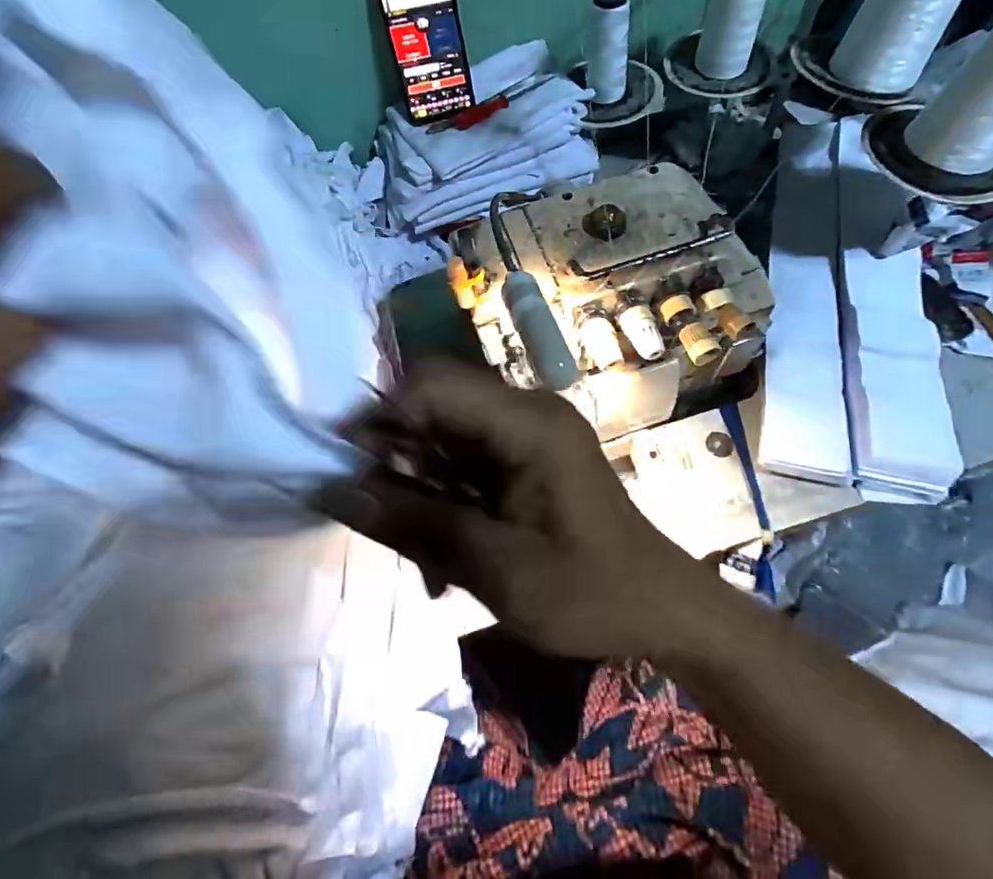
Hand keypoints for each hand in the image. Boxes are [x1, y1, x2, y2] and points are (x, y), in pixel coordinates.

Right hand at [313, 359, 726, 659]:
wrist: (659, 608)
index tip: (347, 468)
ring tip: (419, 552)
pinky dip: (442, 498)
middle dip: (396, 457)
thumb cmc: (588, 592)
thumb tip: (333, 489)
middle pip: (434, 405)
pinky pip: (465, 459)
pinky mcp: (526, 457)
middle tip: (380, 515)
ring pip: (443, 436)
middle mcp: (526, 412)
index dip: (380, 417)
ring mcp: (528, 433)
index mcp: (528, 423)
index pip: (432, 384)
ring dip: (417, 486)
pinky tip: (443, 554)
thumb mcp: (494, 567)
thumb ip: (413, 523)